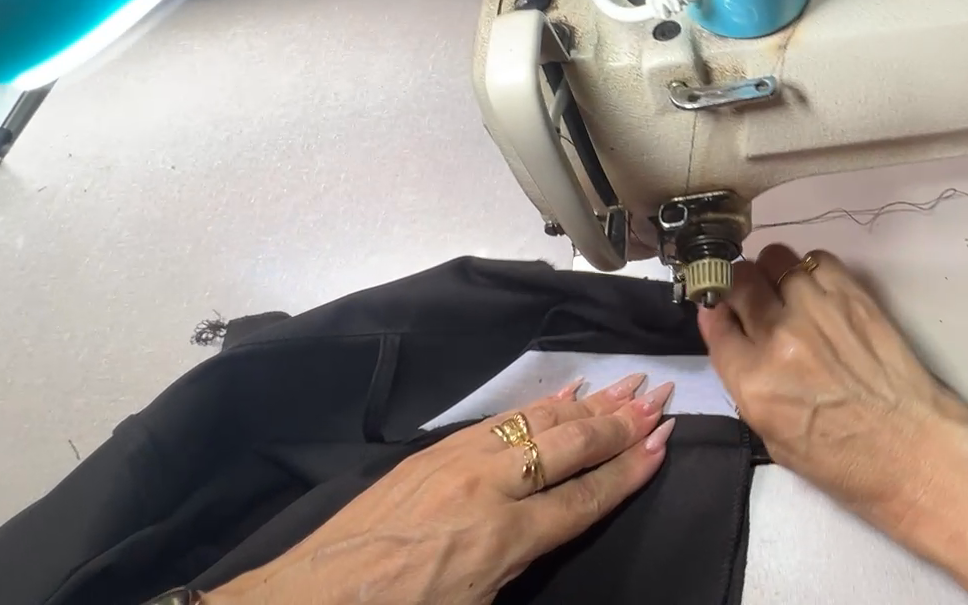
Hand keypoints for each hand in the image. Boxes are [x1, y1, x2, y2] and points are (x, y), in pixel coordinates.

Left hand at [202, 373, 675, 604]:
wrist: (303, 604)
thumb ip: (522, 561)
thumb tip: (558, 516)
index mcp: (500, 542)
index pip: (584, 498)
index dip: (628, 470)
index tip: (664, 442)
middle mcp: (490, 489)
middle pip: (572, 446)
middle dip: (622, 422)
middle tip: (660, 397)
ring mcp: (463, 459)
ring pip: (543, 420)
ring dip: (594, 401)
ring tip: (630, 384)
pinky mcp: (440, 448)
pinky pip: (506, 417)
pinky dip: (546, 403)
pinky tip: (571, 390)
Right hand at [697, 243, 967, 536]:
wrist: (913, 449)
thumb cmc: (842, 459)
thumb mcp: (770, 436)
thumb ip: (744, 381)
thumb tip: (731, 335)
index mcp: (754, 381)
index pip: (715, 320)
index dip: (715, 311)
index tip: (721, 309)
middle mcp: (779, 336)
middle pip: (740, 280)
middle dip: (739, 286)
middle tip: (752, 296)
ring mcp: (818, 309)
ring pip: (776, 259)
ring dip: (774, 273)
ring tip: (786, 290)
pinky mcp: (852, 293)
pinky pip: (817, 258)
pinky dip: (811, 269)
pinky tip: (818, 289)